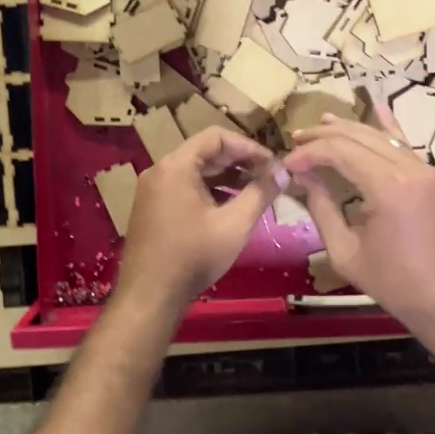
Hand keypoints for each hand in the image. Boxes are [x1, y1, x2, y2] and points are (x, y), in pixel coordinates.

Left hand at [116, 127, 281, 311]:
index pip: (216, 137)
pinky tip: (231, 207)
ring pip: (196, 170)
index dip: (248, 146)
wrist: (150, 296)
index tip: (272, 164)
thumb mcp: (235, 224)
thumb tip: (284, 172)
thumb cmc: (194, 256)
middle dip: (239, 161)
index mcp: (176, 166)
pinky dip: (209, 190)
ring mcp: (153, 189)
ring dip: (226, 176)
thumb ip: (261, 193)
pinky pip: (185, 186)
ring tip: (255, 191)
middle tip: (268, 176)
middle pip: (205, 152)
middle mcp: (160, 170)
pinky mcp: (152, 207)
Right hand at [286, 108, 434, 333]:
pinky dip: (387, 127)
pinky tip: (377, 106)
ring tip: (320, 124)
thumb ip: (322, 209)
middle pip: (359, 137)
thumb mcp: (347, 253)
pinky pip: (404, 145)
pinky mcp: (432, 178)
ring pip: (381, 136)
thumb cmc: (397, 286)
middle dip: (325, 136)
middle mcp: (409, 168)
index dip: (309, 154)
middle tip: (295, 140)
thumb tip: (304, 178)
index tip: (287, 165)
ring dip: (349, 129)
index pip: (340, 152)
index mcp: (388, 187)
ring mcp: (425, 171)